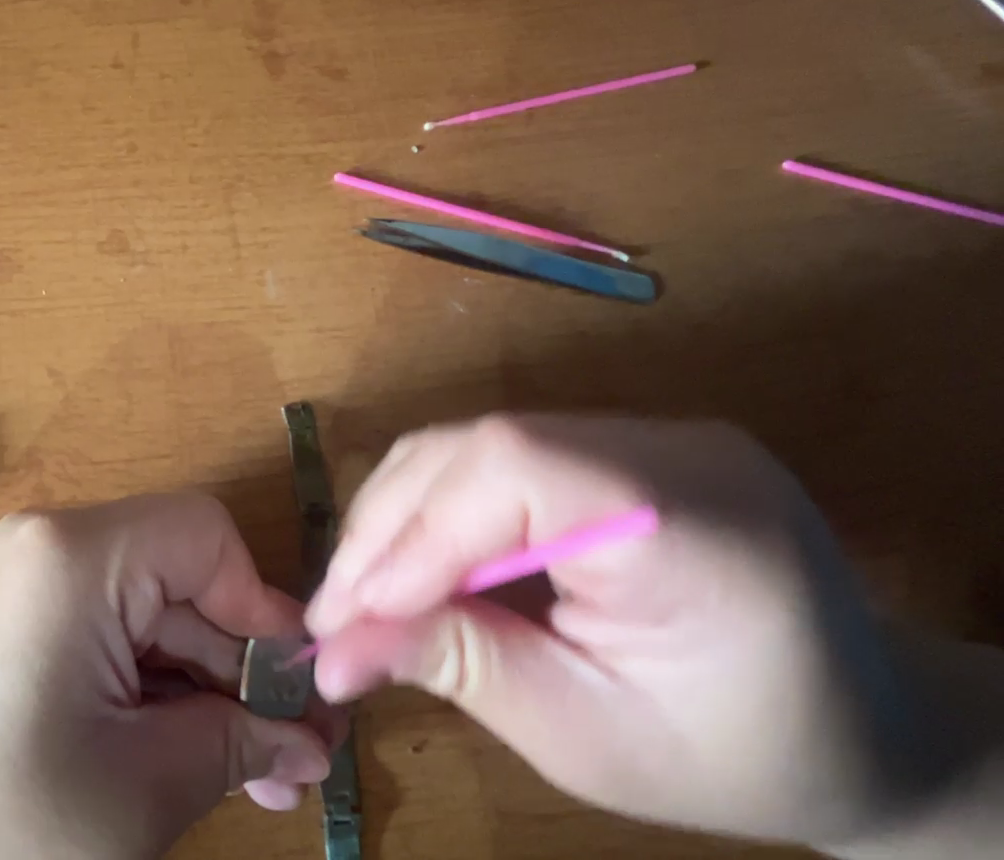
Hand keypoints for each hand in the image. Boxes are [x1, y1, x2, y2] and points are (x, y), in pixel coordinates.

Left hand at [0, 493, 337, 859]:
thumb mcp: (139, 786)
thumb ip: (237, 744)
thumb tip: (309, 739)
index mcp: (76, 556)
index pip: (206, 537)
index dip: (262, 611)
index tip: (295, 698)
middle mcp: (51, 544)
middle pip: (182, 578)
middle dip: (239, 668)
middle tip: (288, 762)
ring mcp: (30, 577)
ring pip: (152, 613)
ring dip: (202, 688)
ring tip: (249, 775)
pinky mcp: (19, 616)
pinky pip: (111, 631)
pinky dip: (153, 686)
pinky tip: (184, 755)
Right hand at [302, 415, 946, 852]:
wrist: (857, 723)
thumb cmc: (733, 753)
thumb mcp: (586, 736)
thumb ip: (458, 669)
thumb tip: (329, 654)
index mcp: (692, 525)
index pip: (513, 469)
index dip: (417, 531)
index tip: (352, 614)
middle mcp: (670, 449)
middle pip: (476, 447)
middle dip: (386, 527)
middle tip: (333, 611)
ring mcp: (644, 433)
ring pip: (469, 443)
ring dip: (397, 514)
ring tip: (360, 590)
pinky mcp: (614, 443)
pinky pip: (493, 457)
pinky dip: (434, 507)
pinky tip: (411, 561)